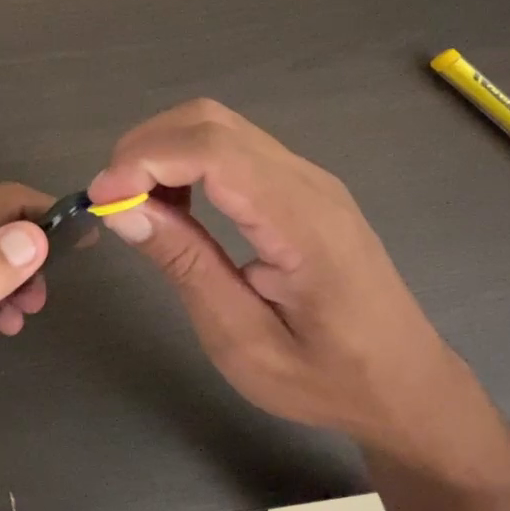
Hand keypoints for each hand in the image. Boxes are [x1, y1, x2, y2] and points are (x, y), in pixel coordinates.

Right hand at [89, 100, 472, 456]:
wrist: (407, 388)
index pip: (214, 152)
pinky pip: (230, 146)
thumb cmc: (326, 379)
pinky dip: (183, 160)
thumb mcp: (244, 341)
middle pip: (209, 122)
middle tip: (111, 201)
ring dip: (160, 151)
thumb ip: (185, 265)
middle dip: (144, 148)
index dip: (146, 161)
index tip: (102, 200)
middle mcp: (308, 182)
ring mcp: (308, 178)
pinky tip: (171, 204)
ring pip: (216, 125)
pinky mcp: (300, 184)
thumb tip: (121, 208)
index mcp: (303, 223)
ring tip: (134, 204)